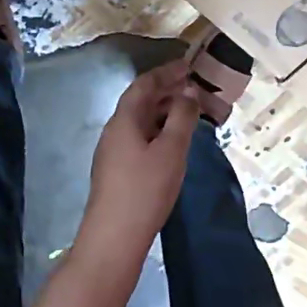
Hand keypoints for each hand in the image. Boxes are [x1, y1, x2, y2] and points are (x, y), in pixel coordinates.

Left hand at [78, 62, 199, 267]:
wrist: (113, 241)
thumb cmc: (145, 190)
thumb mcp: (171, 150)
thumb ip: (182, 117)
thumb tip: (188, 92)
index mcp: (124, 120)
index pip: (144, 84)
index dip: (166, 72)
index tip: (188, 66)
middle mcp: (114, 131)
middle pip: (140, 101)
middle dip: (167, 90)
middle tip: (193, 86)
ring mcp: (113, 152)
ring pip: (141, 120)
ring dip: (163, 110)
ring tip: (189, 111)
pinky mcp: (117, 171)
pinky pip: (140, 137)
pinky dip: (159, 129)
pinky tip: (173, 141)